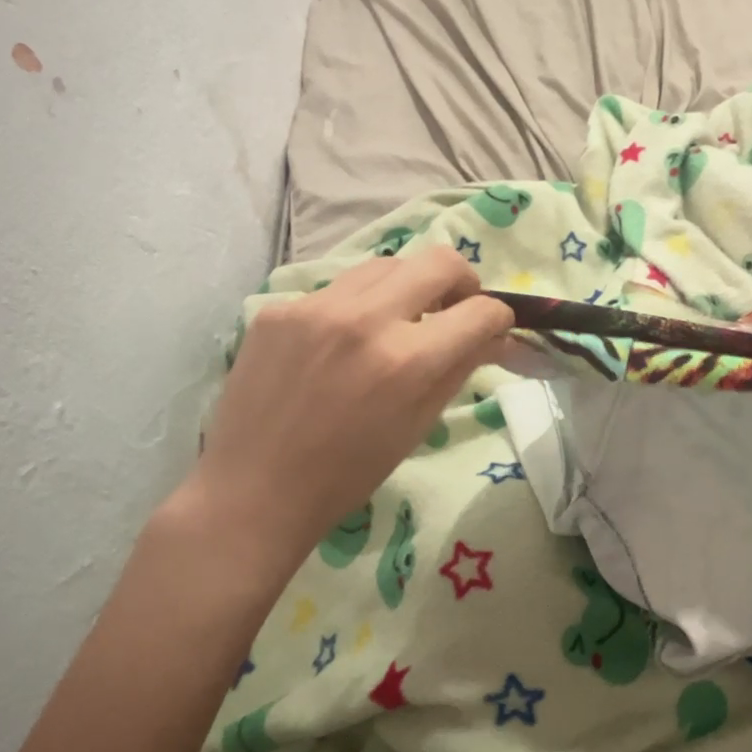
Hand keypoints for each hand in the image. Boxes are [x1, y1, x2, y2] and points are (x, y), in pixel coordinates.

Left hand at [171, 248, 512, 572]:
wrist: (254, 491)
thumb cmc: (349, 472)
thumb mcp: (419, 424)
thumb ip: (461, 367)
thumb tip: (497, 336)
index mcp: (406, 359)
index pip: (479, 311)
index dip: (498, 318)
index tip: (492, 329)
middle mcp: (364, 319)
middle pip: (438, 260)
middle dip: (461, 281)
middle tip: (454, 309)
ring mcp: (315, 307)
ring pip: (386, 265)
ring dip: (407, 287)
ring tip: (397, 322)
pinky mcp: (278, 309)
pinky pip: (336, 289)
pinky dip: (355, 308)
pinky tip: (341, 345)